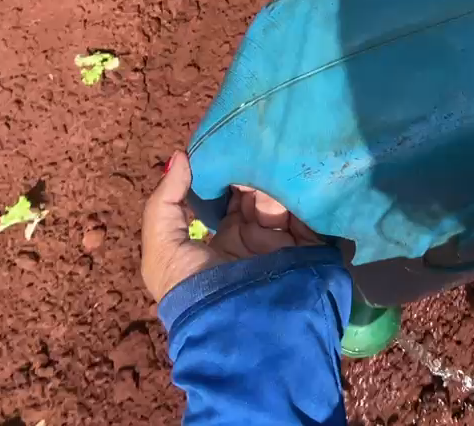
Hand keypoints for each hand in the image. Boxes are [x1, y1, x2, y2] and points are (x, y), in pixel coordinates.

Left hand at [141, 151, 320, 300]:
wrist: (242, 330)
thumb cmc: (196, 290)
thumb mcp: (163, 252)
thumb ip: (165, 204)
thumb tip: (180, 154)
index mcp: (223, 237)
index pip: (227, 194)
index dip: (225, 170)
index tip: (229, 143)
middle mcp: (255, 235)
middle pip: (259, 191)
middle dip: (256, 170)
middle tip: (257, 145)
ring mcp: (284, 238)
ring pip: (284, 195)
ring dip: (279, 178)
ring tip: (276, 159)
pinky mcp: (310, 242)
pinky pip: (310, 208)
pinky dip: (305, 191)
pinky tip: (298, 172)